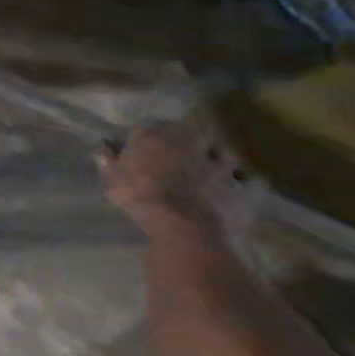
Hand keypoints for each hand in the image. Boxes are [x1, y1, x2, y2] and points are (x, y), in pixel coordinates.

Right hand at [97, 120, 243, 241]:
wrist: (185, 228)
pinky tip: (241, 188)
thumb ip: (108, 161)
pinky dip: (247, 184)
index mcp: (154, 138)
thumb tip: (104, 147)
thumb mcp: (113, 181)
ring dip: (221, 157)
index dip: (149, 136)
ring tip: (215, 167)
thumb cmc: (141, 199)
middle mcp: (189, 144)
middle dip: (191, 139)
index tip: (145, 144)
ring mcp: (219, 165)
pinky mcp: (243, 187)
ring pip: (225, 153)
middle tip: (186, 150)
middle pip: (194, 132)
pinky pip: (250, 183)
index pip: (150, 127)